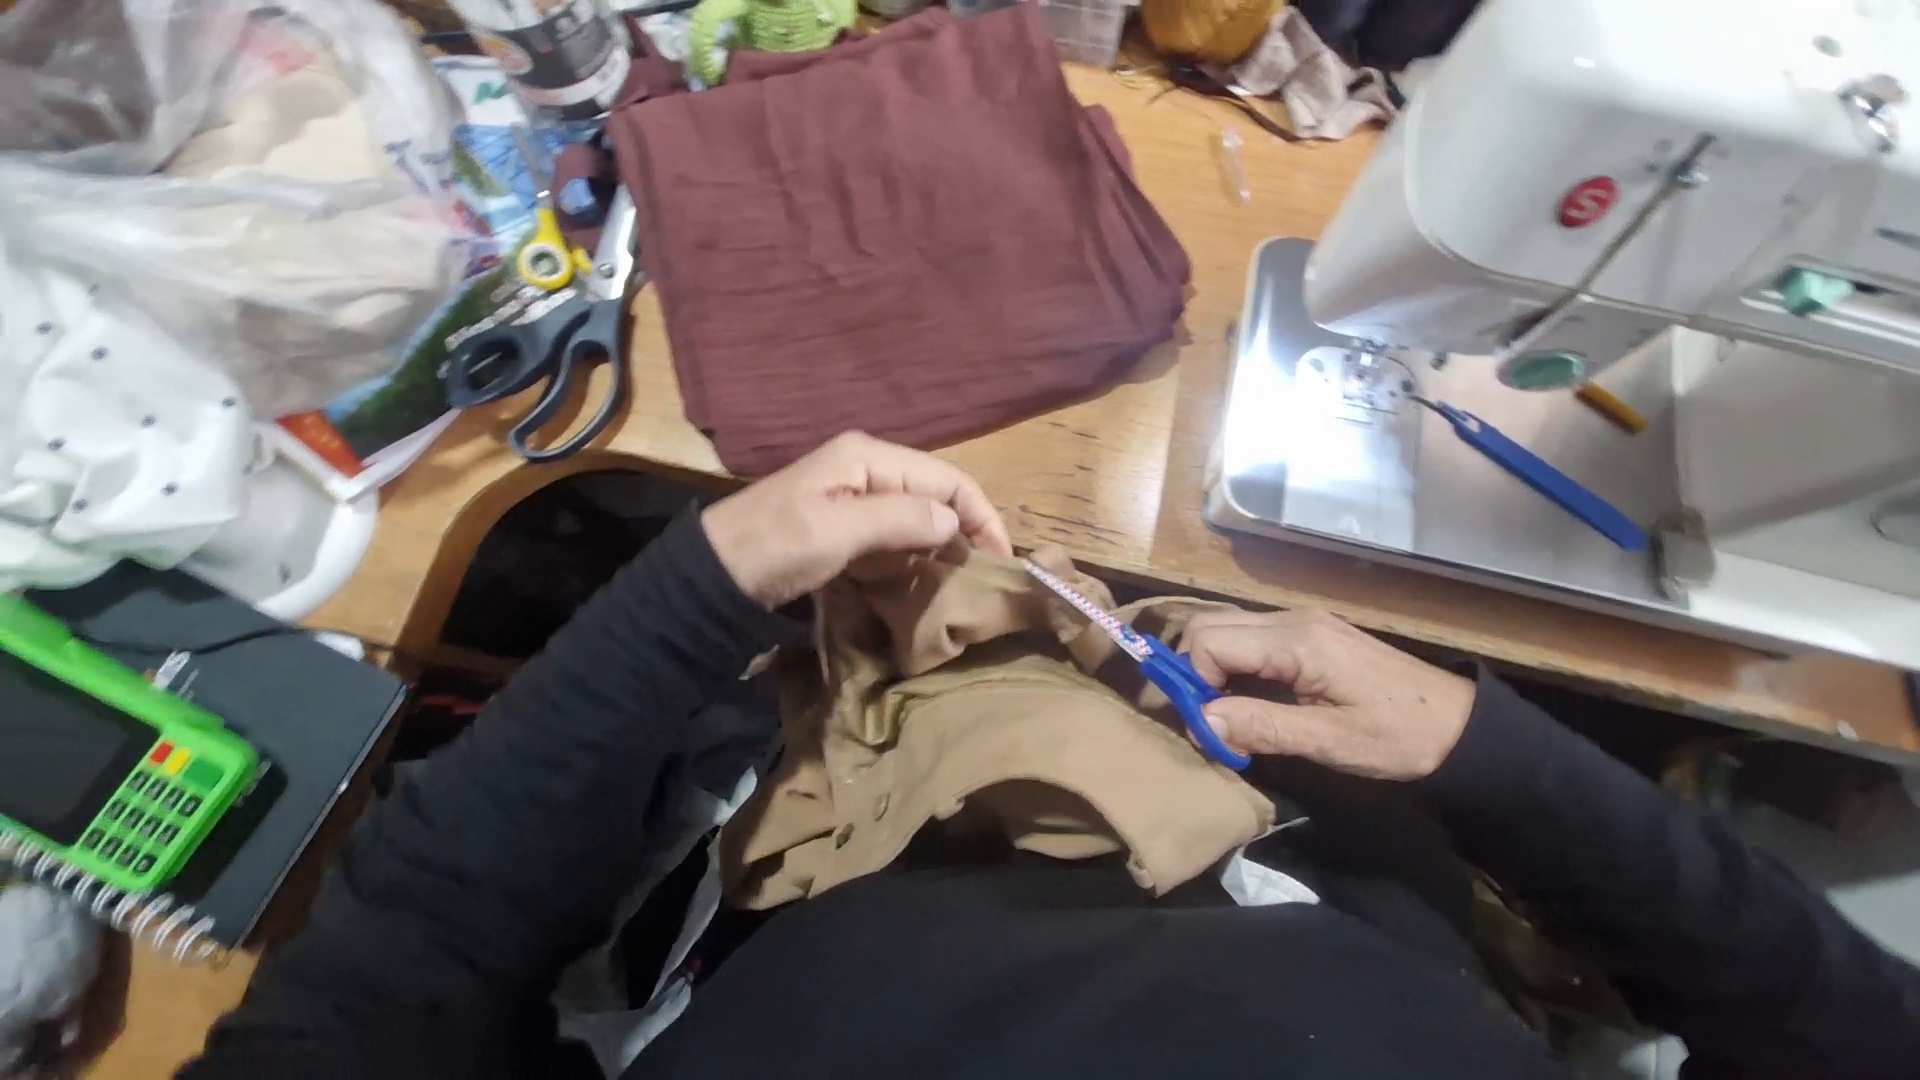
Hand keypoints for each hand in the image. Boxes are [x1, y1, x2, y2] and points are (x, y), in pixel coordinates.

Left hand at [701, 432, 1013, 608]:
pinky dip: (917, 556)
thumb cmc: (774, 546)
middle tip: (985, 577)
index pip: (949, 478)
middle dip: (967, 531)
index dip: (982, 516)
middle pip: (938, 494)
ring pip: (920, 517)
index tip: (1000, 562)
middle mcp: (869, 468)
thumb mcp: (836, 530)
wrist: (713, 575)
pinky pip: (897, 536)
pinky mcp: (847, 526)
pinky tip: (927, 581)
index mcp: (869, 456)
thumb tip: (953, 521)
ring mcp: (857, 497)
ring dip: (944, 546)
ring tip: (964, 583)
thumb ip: (899, 519)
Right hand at [1180, 610, 1476, 780]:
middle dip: (1194, 670)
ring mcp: (1299, 622)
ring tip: (1223, 711)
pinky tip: (1245, 698)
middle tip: (1205, 717)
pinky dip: (1231, 664)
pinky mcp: (1306, 633)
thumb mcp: (1331, 742)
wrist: (1462, 727)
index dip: (1193, 680)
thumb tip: (1200, 721)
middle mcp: (1292, 620)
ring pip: (1225, 628)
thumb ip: (1263, 727)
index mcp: (1297, 641)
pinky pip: (1247, 637)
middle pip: (1210, 625)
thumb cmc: (1400, 737)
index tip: (1204, 724)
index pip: (1210, 640)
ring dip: (1210, 667)